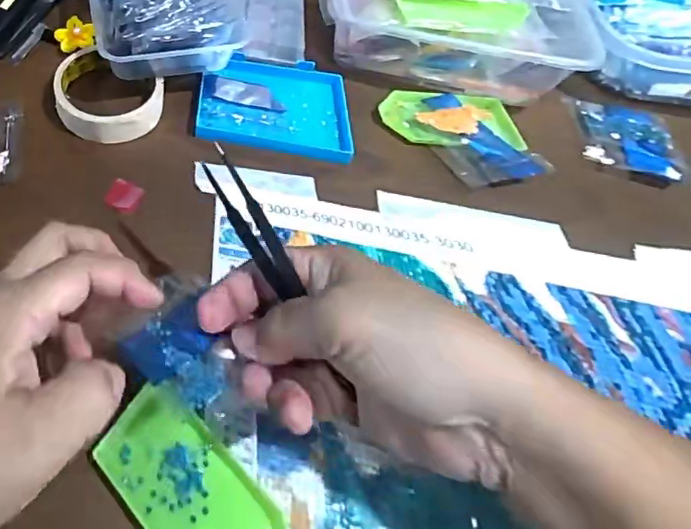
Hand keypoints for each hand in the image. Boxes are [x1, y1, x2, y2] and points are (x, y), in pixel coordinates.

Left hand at [0, 224, 161, 528]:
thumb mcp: (44, 438)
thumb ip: (92, 392)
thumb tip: (111, 366)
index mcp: (13, 307)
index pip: (79, 266)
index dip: (124, 275)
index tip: (159, 302)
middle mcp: (0, 297)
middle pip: (56, 243)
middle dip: (100, 253)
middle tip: (136, 287)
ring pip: (46, 272)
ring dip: (85, 286)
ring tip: (116, 328)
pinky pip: (36, 307)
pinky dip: (68, 317)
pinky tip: (79, 361)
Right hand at [197, 245, 539, 489]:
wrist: (487, 414)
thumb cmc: (408, 340)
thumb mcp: (339, 319)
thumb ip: (282, 325)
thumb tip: (243, 338)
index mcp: (325, 272)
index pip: (263, 271)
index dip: (232, 291)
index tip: (203, 320)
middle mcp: (326, 308)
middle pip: (264, 319)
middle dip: (247, 343)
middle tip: (234, 365)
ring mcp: (337, 355)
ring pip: (278, 362)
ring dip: (268, 380)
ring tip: (273, 398)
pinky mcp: (348, 400)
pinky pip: (302, 395)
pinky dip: (293, 405)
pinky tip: (301, 418)